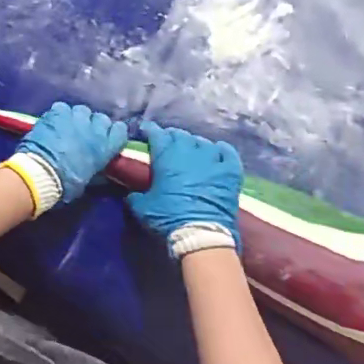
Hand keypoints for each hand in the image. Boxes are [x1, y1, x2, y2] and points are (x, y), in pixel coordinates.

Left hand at [12, 102, 127, 205]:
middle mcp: (95, 129)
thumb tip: (101, 170)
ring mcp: (76, 118)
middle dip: (93, 124)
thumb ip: (97, 169)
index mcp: (106, 147)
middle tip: (82, 133)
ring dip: (76, 118)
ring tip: (66, 127)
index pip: (119, 130)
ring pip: (82, 110)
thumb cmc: (65, 183)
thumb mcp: (88, 179)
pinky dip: (58, 114)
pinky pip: (62, 108)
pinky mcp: (58, 113)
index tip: (104, 137)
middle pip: (101, 118)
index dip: (111, 132)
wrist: (41, 173)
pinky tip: (52, 122)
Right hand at [126, 120, 243, 256]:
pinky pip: (228, 153)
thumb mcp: (142, 208)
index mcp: (166, 158)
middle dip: (172, 136)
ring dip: (194, 143)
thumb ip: (136, 195)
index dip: (150, 130)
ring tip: (190, 148)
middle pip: (181, 136)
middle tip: (167, 141)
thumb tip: (133, 193)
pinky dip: (221, 150)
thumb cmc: (168, 218)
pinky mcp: (230, 173)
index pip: (157, 135)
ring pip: (203, 142)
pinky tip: (218, 149)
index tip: (146, 130)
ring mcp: (213, 161)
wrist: (201, 234)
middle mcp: (190, 153)